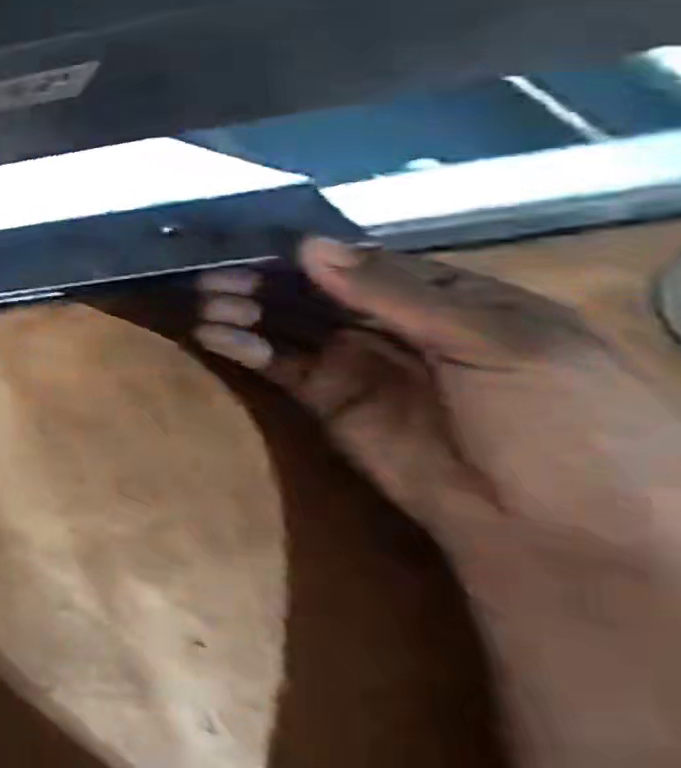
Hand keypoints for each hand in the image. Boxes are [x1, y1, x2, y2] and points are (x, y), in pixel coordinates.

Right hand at [192, 237, 680, 568]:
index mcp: (451, 300)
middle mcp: (395, 325)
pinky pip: (279, 365)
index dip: (308, 253)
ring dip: (245, 311)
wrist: (571, 536)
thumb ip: (396, 293)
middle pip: (314, 291)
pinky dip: (244, 348)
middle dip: (262, 281)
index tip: (253, 245)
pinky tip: (216, 337)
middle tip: (213, 279)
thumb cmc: (564, 423)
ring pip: (288, 324)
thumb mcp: (500, 343)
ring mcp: (359, 364)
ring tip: (209, 308)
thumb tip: (307, 245)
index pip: (363, 263)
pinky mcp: (328, 402)